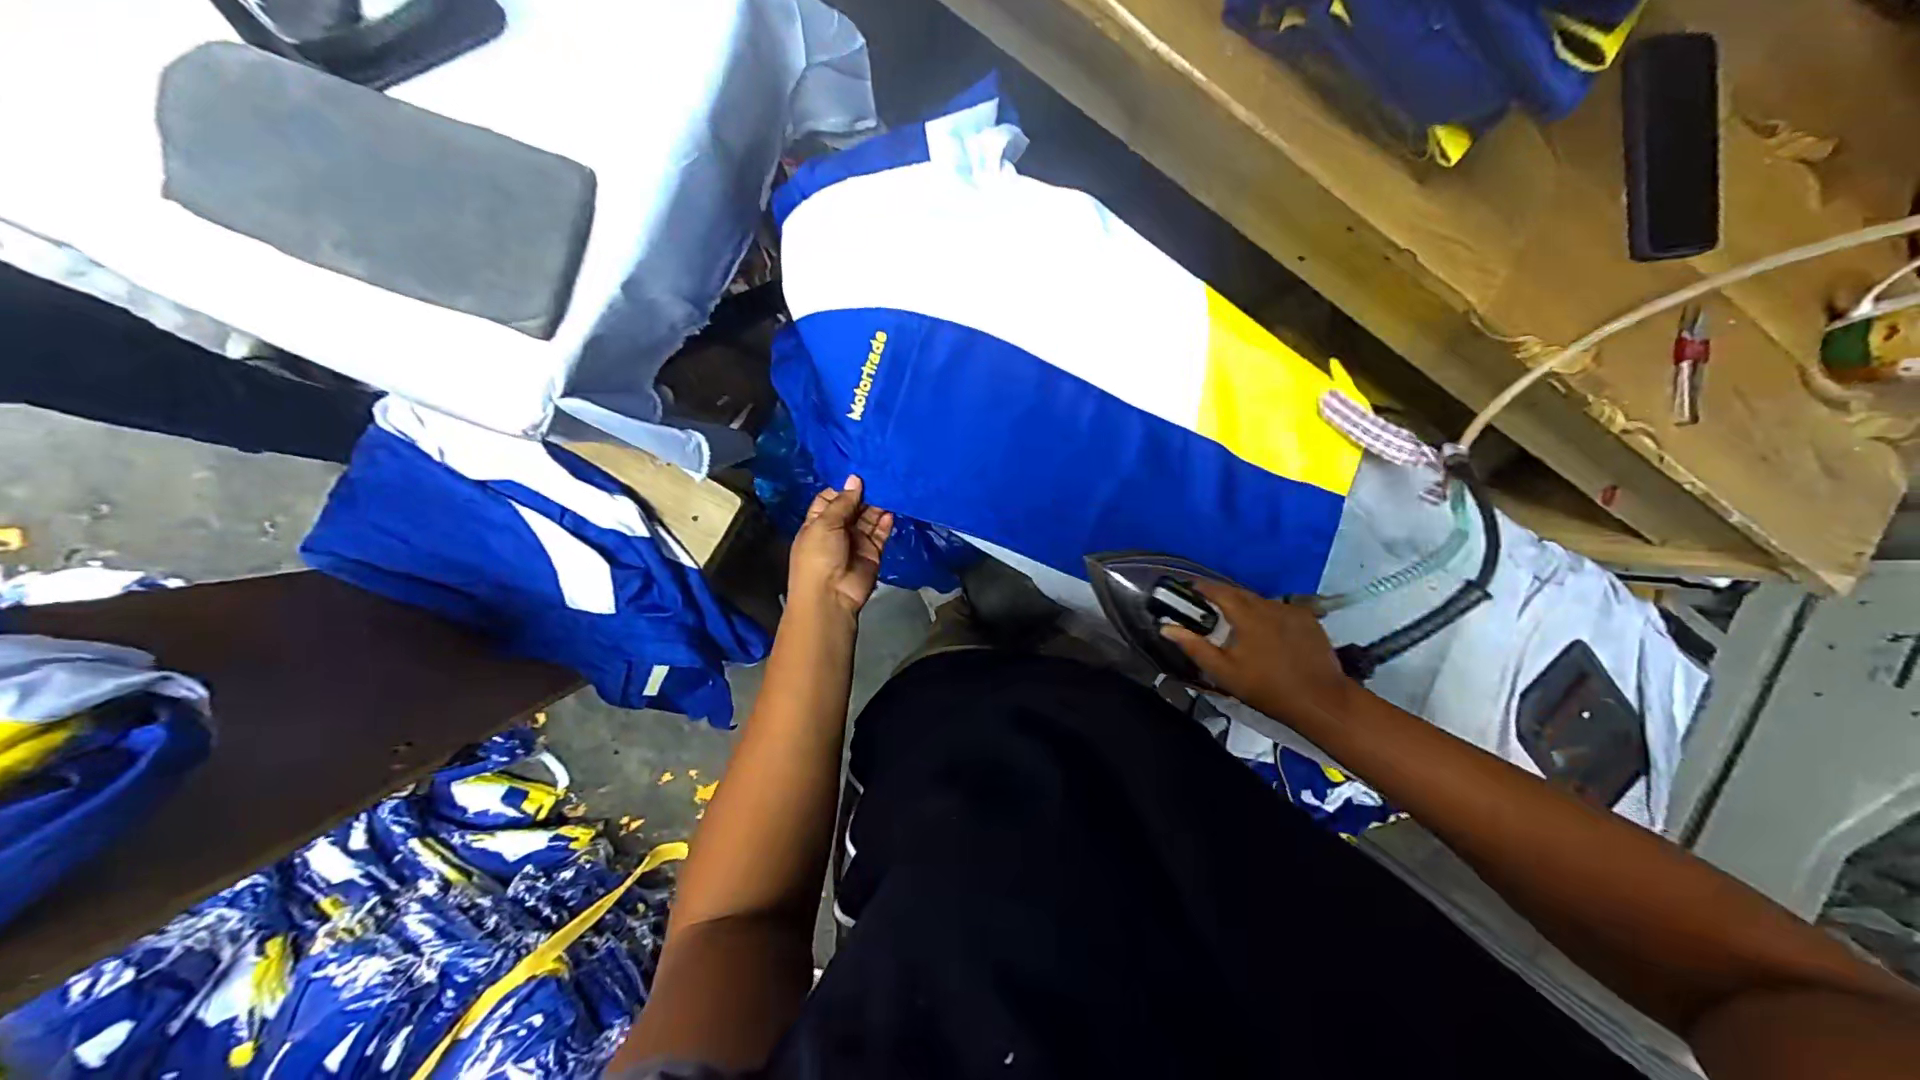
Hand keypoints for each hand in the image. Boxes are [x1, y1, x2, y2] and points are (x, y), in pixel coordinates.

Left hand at [788, 475, 893, 616]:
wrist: (830, 595)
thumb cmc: (818, 556)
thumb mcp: (824, 523)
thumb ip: (843, 501)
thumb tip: (855, 479)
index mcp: (818, 522)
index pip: (831, 498)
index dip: (844, 487)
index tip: (859, 473)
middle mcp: (837, 530)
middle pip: (853, 507)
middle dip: (864, 493)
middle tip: (880, 476)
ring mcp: (856, 542)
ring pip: (869, 519)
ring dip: (877, 505)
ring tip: (889, 488)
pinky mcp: (872, 553)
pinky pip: (881, 534)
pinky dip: (886, 522)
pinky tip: (892, 510)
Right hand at [1160, 582, 1355, 725]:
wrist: (1320, 700)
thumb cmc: (1266, 687)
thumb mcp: (1223, 671)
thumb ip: (1193, 646)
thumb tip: (1166, 628)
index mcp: (1246, 614)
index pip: (1218, 590)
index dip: (1201, 588)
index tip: (1187, 589)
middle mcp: (1269, 605)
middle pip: (1240, 593)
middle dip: (1222, 596)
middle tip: (1208, 608)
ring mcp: (1292, 611)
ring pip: (1261, 602)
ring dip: (1246, 607)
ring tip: (1238, 624)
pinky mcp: (1309, 620)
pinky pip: (1281, 611)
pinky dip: (1268, 616)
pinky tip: (1267, 634)